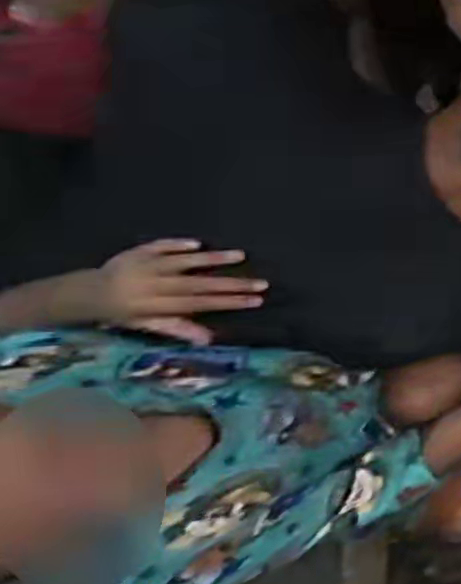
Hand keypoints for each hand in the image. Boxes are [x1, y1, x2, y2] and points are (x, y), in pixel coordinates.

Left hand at [76, 240, 265, 335]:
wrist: (77, 295)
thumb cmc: (119, 313)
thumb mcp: (143, 324)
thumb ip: (175, 328)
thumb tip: (209, 340)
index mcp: (150, 306)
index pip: (196, 304)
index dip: (227, 302)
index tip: (257, 300)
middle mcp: (148, 285)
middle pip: (195, 284)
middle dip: (230, 284)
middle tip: (261, 283)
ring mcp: (141, 267)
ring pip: (180, 262)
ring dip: (210, 259)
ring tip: (240, 255)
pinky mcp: (135, 253)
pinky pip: (157, 247)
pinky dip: (175, 244)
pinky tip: (197, 243)